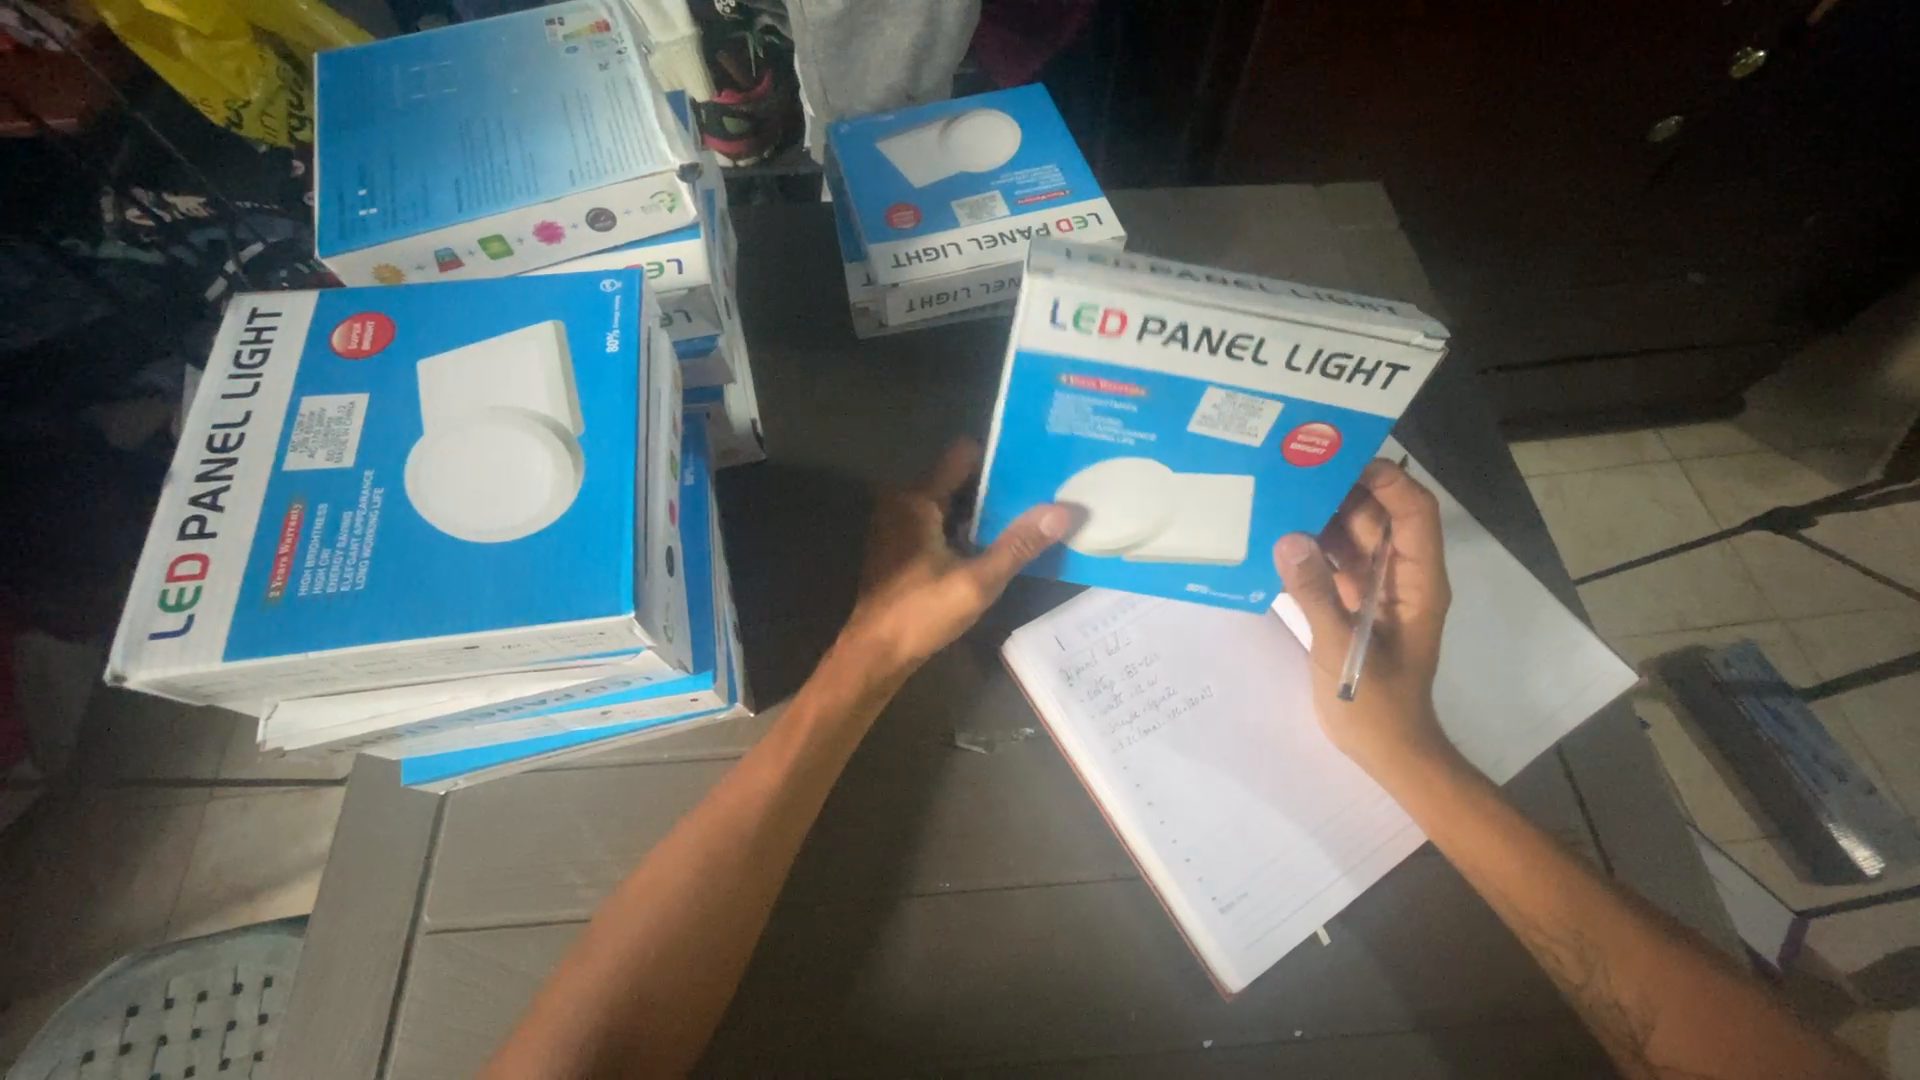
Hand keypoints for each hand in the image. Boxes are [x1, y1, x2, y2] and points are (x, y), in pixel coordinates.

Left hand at [840, 439, 1069, 677]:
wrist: (875, 656)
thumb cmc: (919, 614)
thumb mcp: (977, 581)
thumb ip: (1019, 544)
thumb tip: (1065, 511)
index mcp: (915, 499)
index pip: (963, 455)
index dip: (1000, 457)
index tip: (1036, 462)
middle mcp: (903, 503)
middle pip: (959, 478)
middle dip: (999, 486)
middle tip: (1045, 490)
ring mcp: (900, 526)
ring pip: (952, 504)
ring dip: (986, 511)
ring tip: (1032, 514)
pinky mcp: (903, 549)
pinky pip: (942, 525)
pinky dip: (968, 530)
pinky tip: (1000, 543)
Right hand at [1273, 459, 1455, 776]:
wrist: (1388, 751)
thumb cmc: (1379, 705)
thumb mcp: (1345, 650)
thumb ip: (1316, 595)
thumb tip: (1288, 540)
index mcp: (1418, 582)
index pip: (1413, 512)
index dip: (1385, 480)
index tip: (1338, 460)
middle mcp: (1400, 577)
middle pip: (1377, 518)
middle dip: (1341, 491)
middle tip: (1289, 469)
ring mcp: (1375, 591)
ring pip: (1351, 539)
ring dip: (1319, 518)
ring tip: (1274, 495)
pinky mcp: (1351, 606)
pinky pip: (1332, 565)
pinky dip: (1308, 551)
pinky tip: (1274, 540)